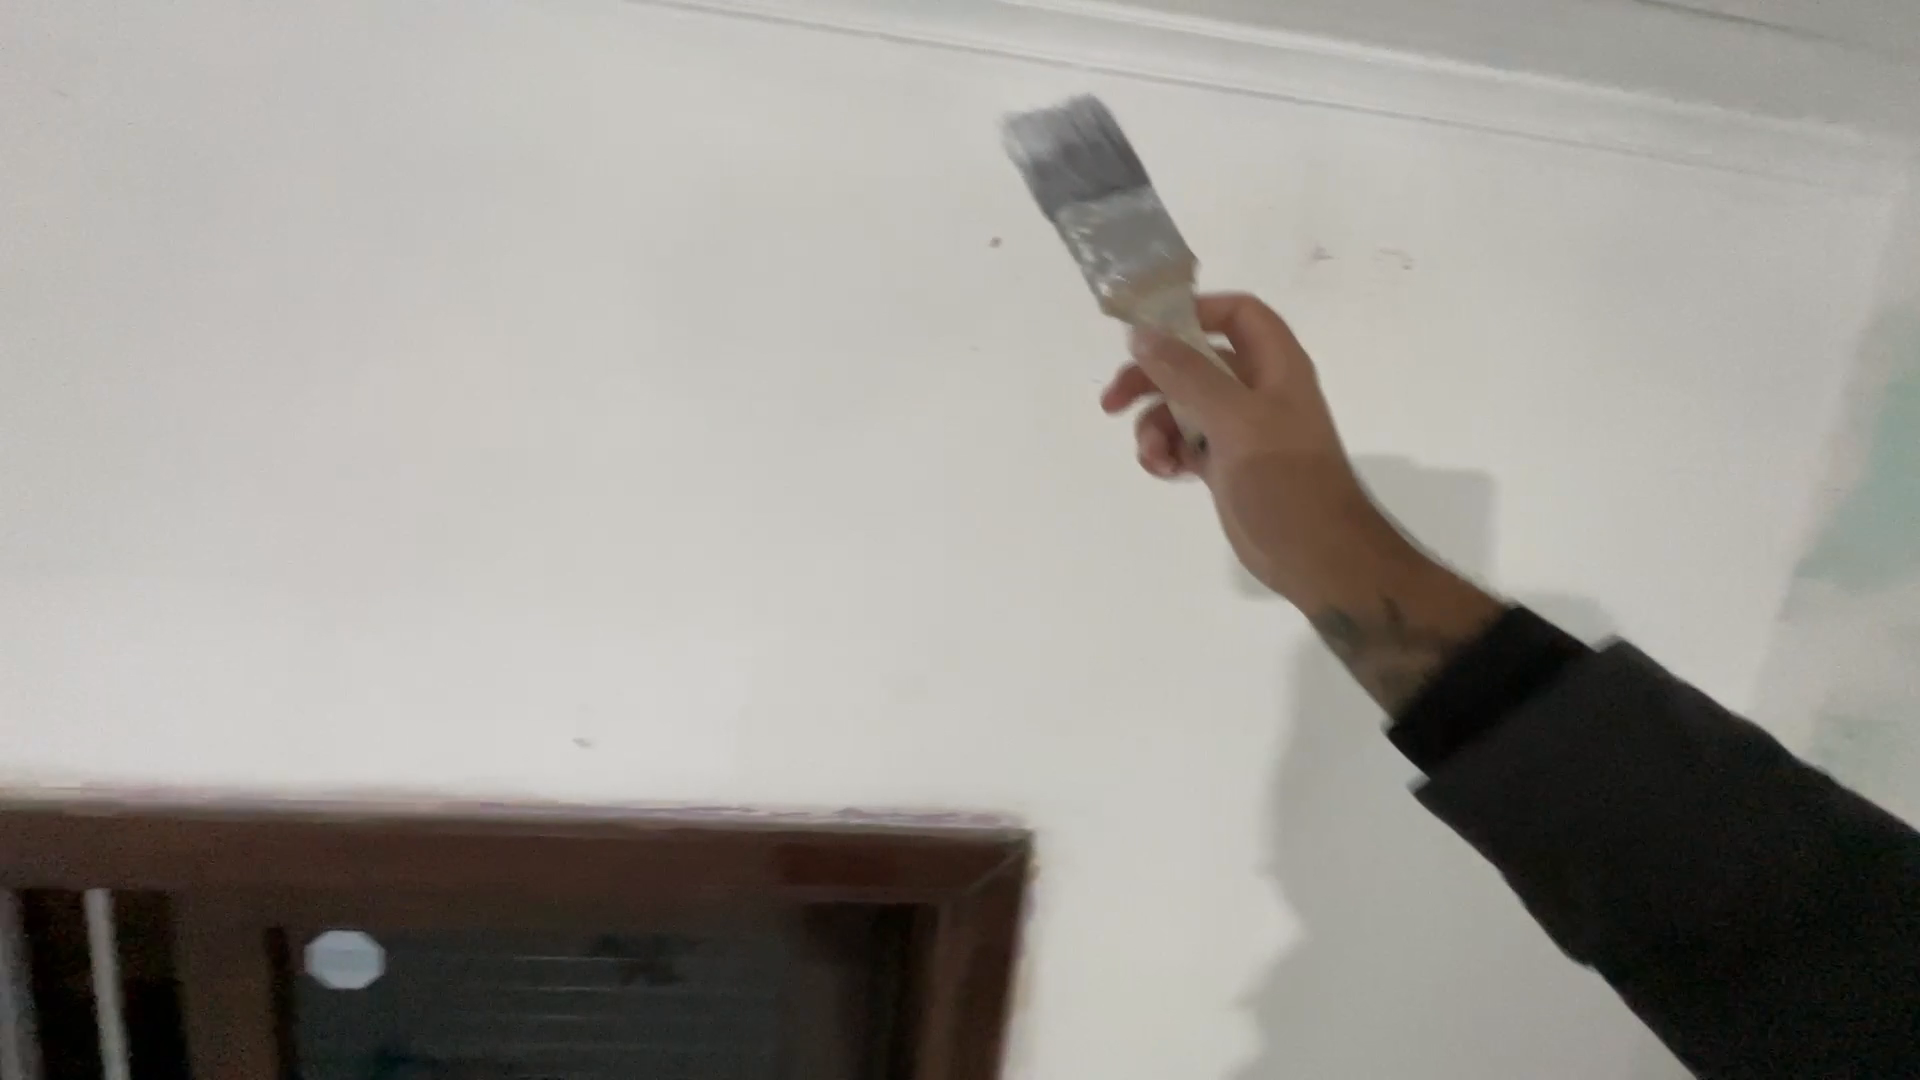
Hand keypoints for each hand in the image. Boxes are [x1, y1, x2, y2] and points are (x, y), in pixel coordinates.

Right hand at [1101, 293, 1504, 711]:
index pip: (1236, 314)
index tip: (1147, 334)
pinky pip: (1183, 443)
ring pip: (1180, 407)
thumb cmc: (1284, 479)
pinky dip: (1166, 453)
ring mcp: (1239, 429)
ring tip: (1153, 457)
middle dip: (1151, 379)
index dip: (1193, 314)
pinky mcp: (1225, 464)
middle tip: (1113, 402)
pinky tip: (1164, 472)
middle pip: (1193, 362)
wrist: (1314, 553)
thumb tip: (1141, 335)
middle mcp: (1256, 390)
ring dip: (1154, 427)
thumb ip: (1186, 373)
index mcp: (1273, 366)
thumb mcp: (1234, 418)